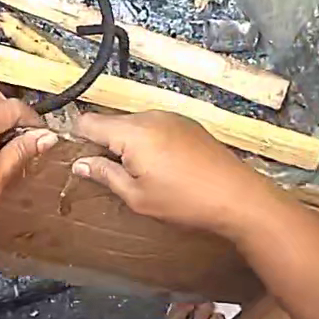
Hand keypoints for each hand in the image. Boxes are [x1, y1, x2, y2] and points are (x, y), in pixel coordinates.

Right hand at [70, 111, 287, 237]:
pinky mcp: (186, 123)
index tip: (81, 158)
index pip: (88, 122)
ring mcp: (170, 117)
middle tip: (112, 172)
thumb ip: (105, 174)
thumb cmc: (186, 201)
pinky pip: (154, 125)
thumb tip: (81, 164)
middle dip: (105, 142)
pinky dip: (148, 140)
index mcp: (132, 132)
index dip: (78, 138)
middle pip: (111, 121)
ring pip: (133, 123)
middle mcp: (149, 116)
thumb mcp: (137, 197)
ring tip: (142, 172)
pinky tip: (163, 165)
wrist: (240, 198)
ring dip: (128, 142)